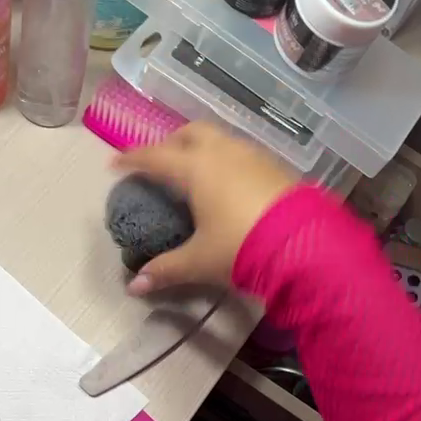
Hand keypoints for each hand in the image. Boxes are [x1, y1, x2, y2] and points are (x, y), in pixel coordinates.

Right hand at [112, 122, 297, 294]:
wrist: (304, 244)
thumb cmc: (241, 246)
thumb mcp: (199, 261)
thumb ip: (166, 270)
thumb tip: (134, 287)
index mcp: (196, 168)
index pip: (155, 157)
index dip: (132, 159)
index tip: (116, 164)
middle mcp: (223, 152)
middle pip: (189, 133)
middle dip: (170, 143)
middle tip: (159, 163)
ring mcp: (252, 156)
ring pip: (219, 140)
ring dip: (201, 149)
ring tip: (193, 172)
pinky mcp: (275, 167)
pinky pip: (241, 154)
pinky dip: (224, 161)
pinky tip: (226, 184)